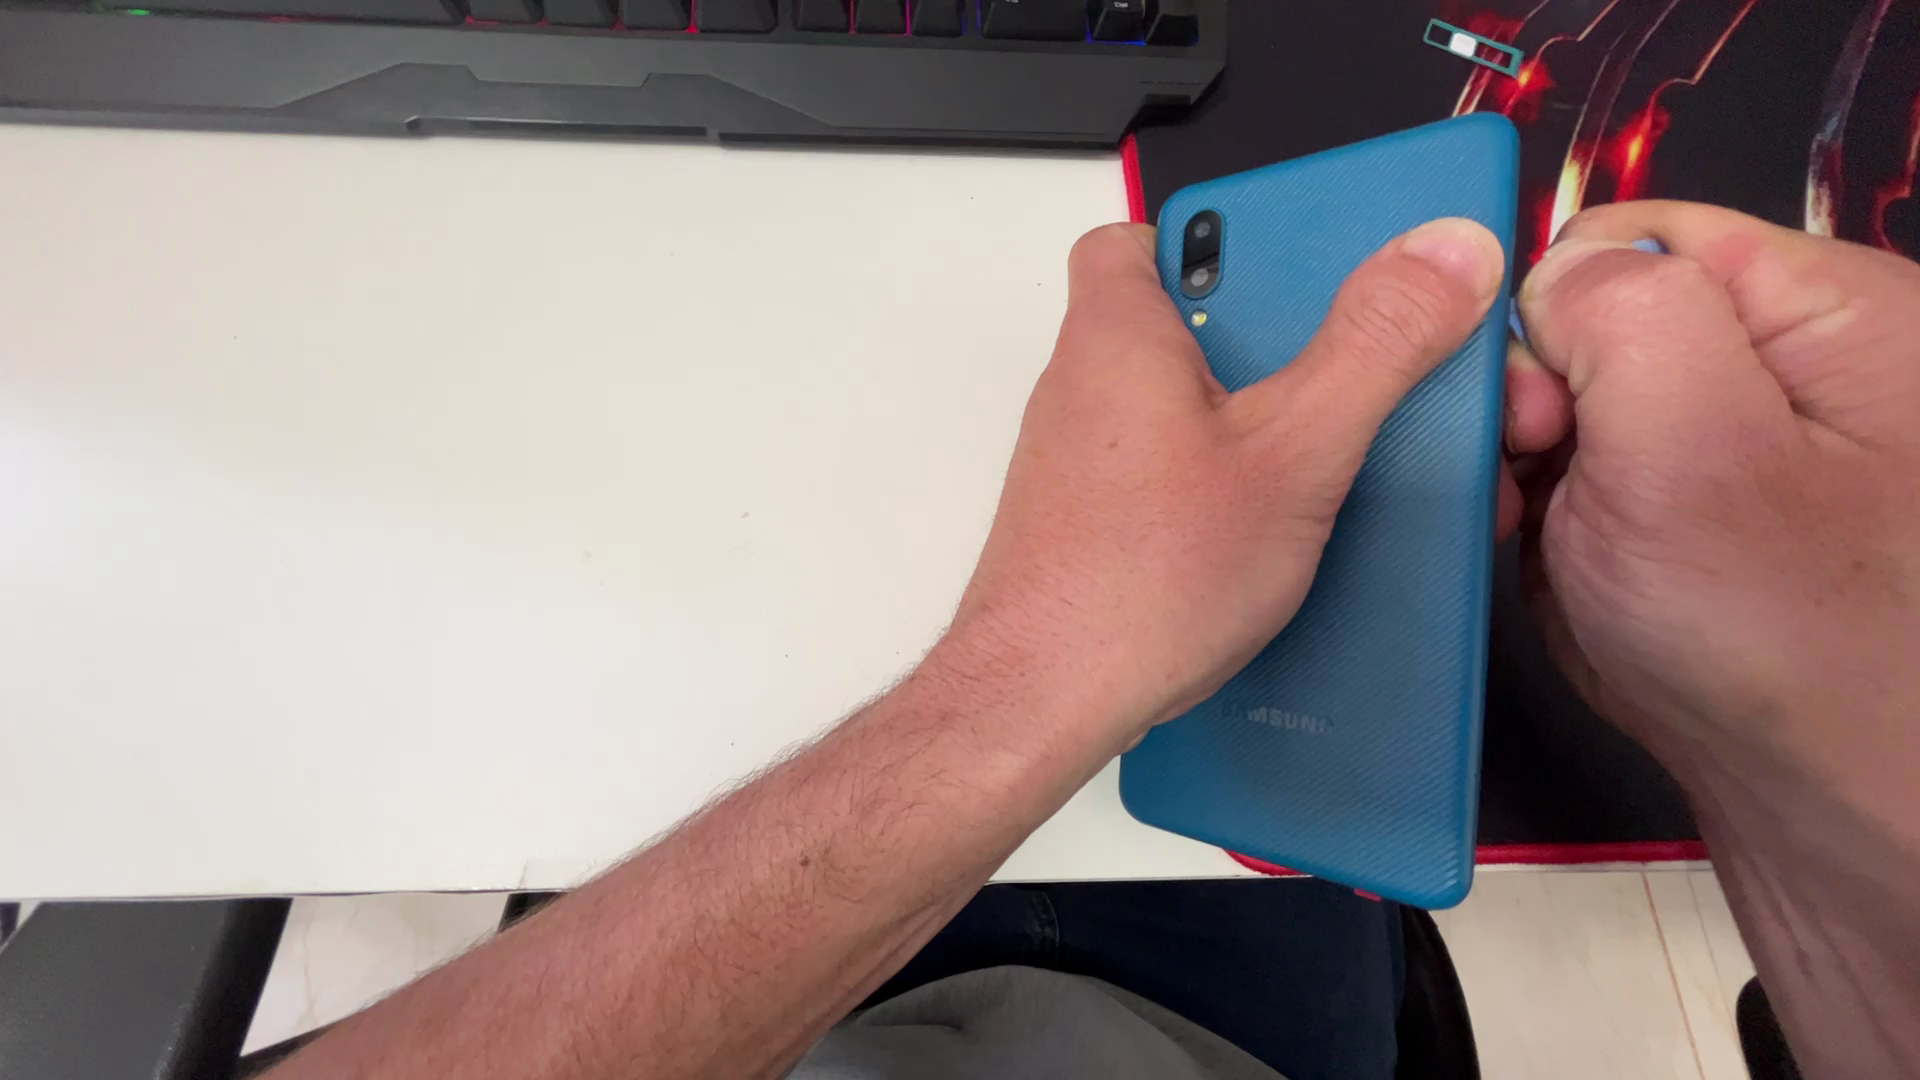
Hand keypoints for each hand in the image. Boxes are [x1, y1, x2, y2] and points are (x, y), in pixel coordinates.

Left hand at [943, 220, 1505, 746]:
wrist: (1044, 693)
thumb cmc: (1143, 576)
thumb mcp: (1291, 452)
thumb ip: (1371, 346)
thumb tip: (1442, 251)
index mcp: (1114, 335)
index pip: (1132, 238)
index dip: (1205, 237)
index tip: (1280, 267)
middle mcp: (1079, 388)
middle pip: (1172, 323)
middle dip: (1259, 344)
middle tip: (1331, 379)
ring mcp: (1077, 458)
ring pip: (1171, 404)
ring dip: (1244, 419)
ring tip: (1315, 463)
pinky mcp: (1084, 516)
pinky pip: (1156, 468)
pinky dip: (1209, 478)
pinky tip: (1258, 528)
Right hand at [1507, 201, 1919, 791]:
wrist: (1803, 772)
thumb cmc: (1771, 618)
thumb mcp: (1695, 451)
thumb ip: (1625, 321)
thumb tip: (1552, 273)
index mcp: (1806, 315)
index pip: (1627, 240)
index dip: (1558, 310)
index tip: (1545, 410)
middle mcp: (1744, 364)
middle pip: (1573, 318)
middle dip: (1528, 393)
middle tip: (1538, 472)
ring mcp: (1682, 437)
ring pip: (1544, 393)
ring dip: (1516, 451)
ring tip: (1532, 515)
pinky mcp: (1634, 497)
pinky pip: (1543, 456)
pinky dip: (1519, 492)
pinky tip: (1530, 533)